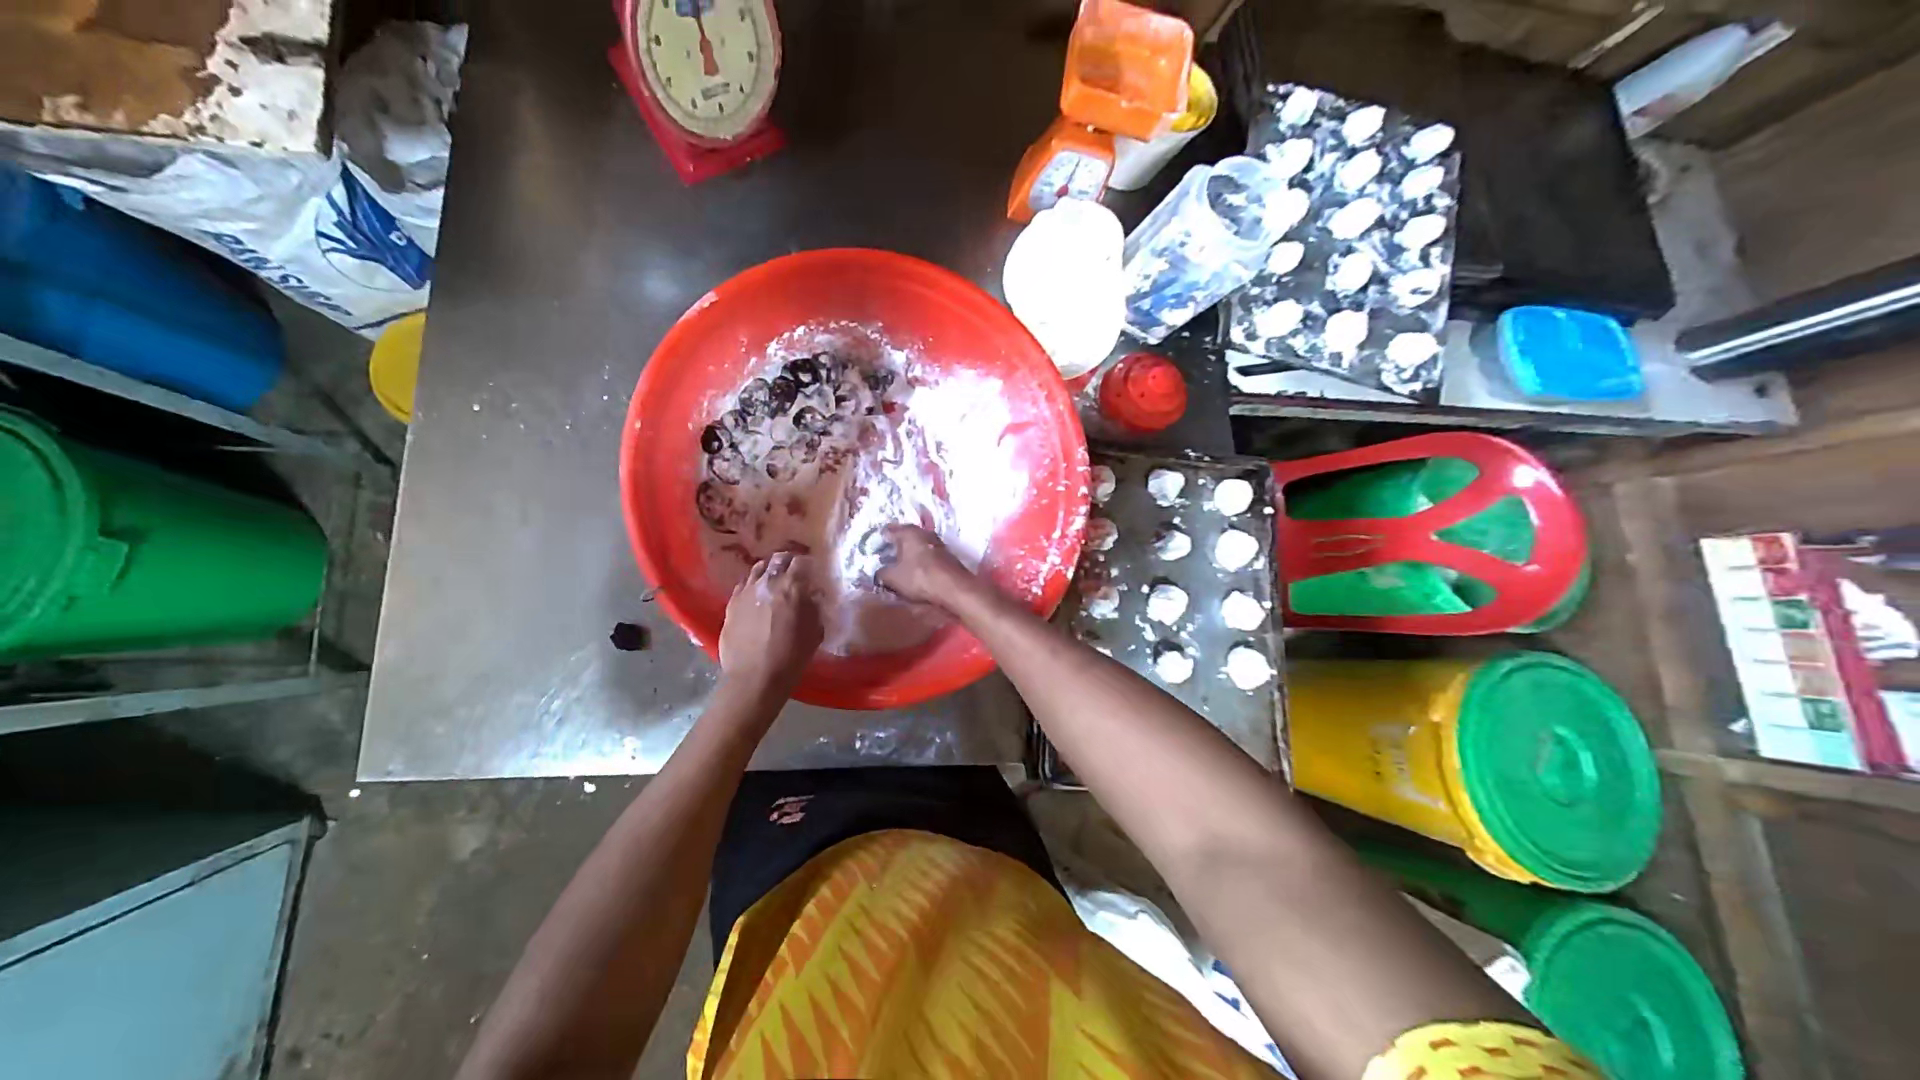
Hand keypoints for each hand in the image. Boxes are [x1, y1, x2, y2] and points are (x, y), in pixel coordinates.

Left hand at [719, 551, 823, 696]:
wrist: (754, 677)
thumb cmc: (791, 656)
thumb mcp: (815, 632)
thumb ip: (814, 608)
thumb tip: (811, 596)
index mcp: (792, 586)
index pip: (801, 561)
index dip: (808, 563)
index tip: (811, 570)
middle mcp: (767, 581)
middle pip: (778, 559)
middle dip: (787, 562)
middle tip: (793, 571)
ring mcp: (745, 591)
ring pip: (758, 569)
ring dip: (768, 571)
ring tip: (773, 580)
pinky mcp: (731, 603)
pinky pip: (743, 585)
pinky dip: (752, 586)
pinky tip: (755, 595)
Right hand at [874, 525, 976, 610]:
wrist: (955, 588)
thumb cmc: (920, 577)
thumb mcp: (893, 578)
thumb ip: (881, 573)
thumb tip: (879, 572)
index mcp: (909, 532)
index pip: (889, 530)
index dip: (879, 539)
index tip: (873, 548)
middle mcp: (924, 532)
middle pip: (905, 537)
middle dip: (896, 546)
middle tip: (885, 556)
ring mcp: (938, 543)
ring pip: (918, 546)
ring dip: (910, 554)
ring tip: (900, 565)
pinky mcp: (947, 556)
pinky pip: (928, 555)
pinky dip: (921, 561)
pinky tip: (916, 571)